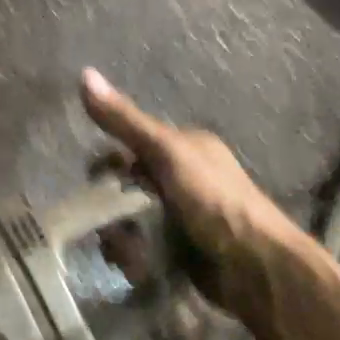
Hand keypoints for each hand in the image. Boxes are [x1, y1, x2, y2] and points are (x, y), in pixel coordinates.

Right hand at [80, 69, 304, 295]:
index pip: (128, 146)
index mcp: (184, 147)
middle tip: (112, 226)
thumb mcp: (167, 153)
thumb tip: (84, 73)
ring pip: (129, 221)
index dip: (107, 166)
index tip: (97, 187)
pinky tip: (136, 266)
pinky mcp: (180, 251)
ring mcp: (181, 216)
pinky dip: (134, 257)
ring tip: (128, 252)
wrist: (256, 266)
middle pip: (125, 188)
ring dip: (121, 238)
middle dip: (112, 209)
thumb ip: (125, 121)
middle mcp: (182, 178)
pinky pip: (141, 248)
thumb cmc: (214, 201)